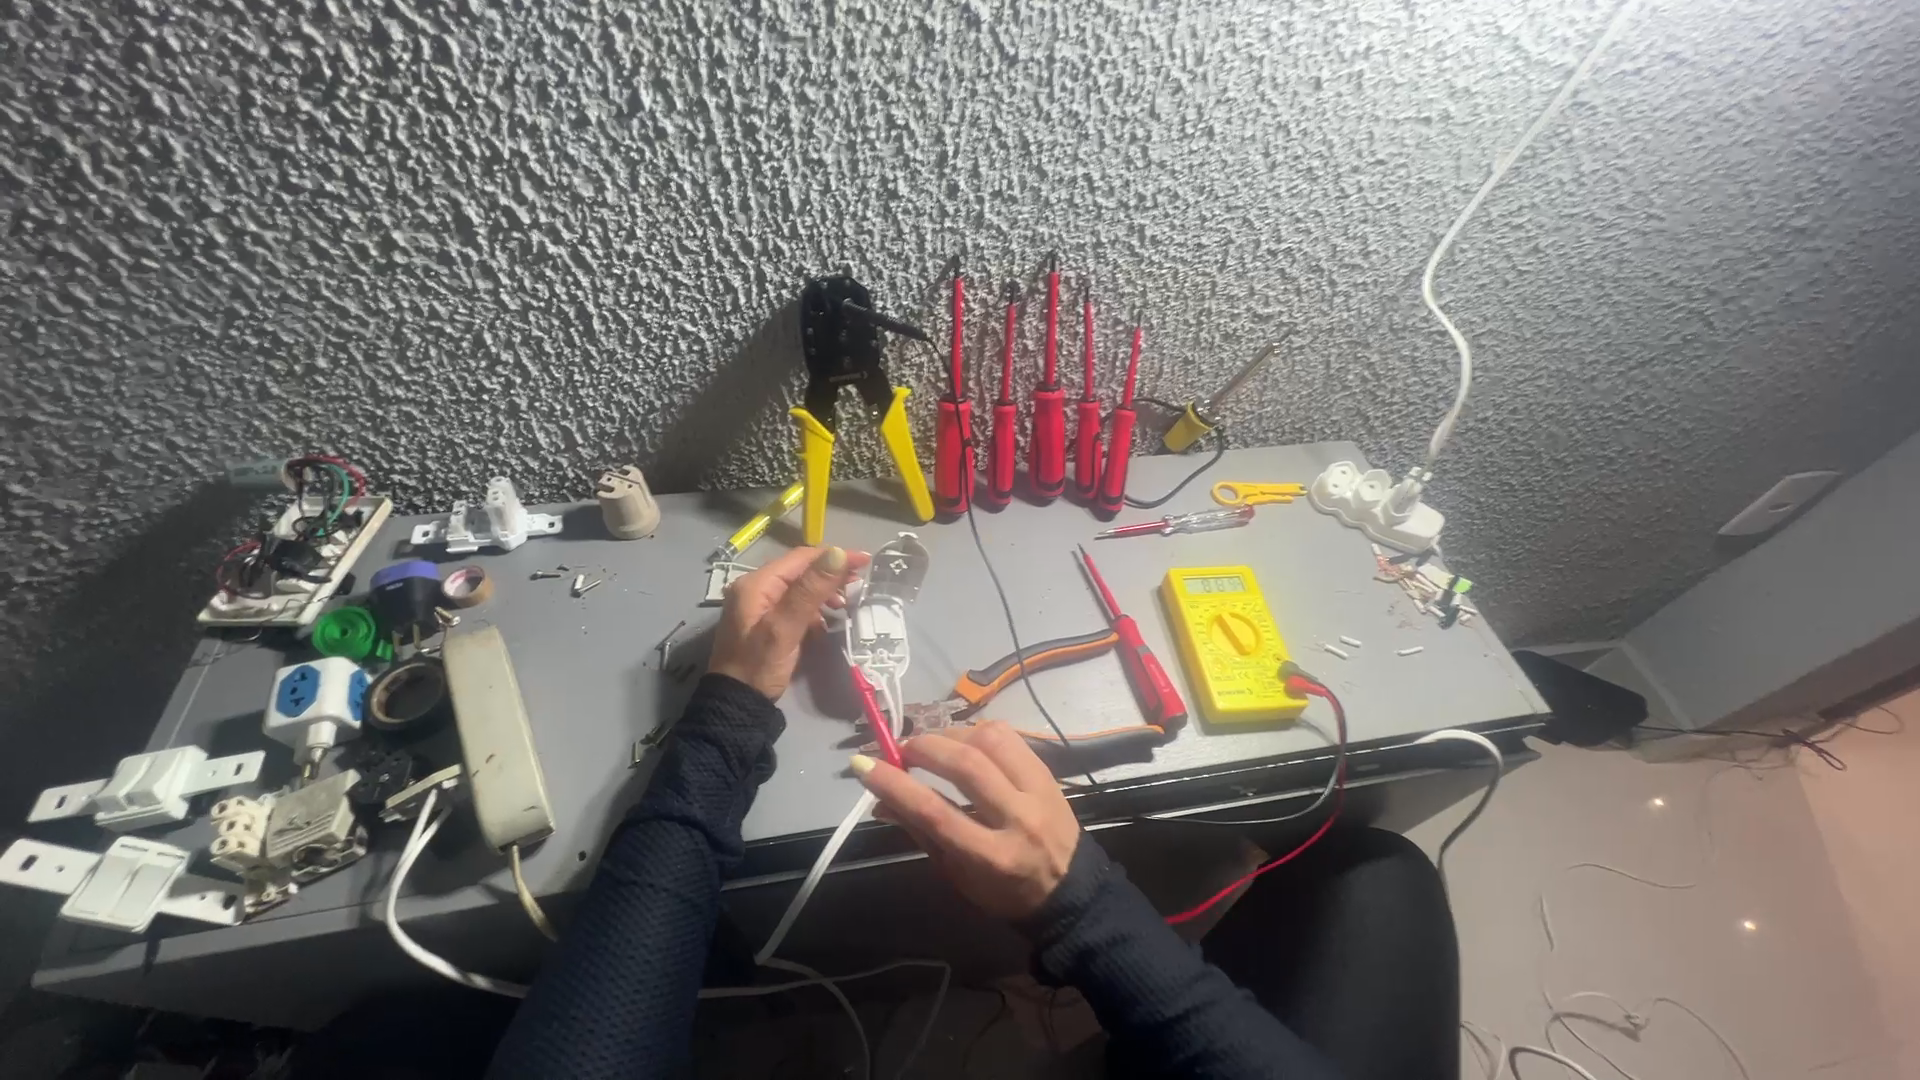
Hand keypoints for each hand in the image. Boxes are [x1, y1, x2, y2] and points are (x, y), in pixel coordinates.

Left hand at [709, 545, 871, 701]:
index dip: (834, 556)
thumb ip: (810, 590)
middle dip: (831, 574)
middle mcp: (755, 588)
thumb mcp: (785, 627)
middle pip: (800, 570)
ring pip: (799, 588)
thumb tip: (838, 554)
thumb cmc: (759, 666)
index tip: (865, 562)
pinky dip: (813, 608)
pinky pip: (794, 604)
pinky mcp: (765, 622)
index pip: (801, 558)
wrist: (737, 704)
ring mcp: (759, 605)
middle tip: (858, 584)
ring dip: (823, 592)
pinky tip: (826, 620)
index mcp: (757, 584)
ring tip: (844, 604)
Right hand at [850, 722, 1079, 919]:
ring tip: (933, 745)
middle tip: (900, 749)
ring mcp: (1038, 790)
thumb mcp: (957, 875)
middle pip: (966, 766)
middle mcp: (1018, 818)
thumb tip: (880, 800)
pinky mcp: (1048, 771)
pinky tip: (963, 742)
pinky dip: (977, 732)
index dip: (894, 784)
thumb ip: (921, 833)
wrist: (1071, 890)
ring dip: (952, 735)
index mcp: (991, 857)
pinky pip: (1009, 736)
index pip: (935, 812)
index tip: (864, 764)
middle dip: (924, 748)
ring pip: (990, 740)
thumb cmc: (1004, 891)